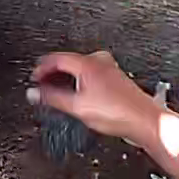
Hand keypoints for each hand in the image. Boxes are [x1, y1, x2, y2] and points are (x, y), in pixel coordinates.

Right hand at [27, 51, 165, 145]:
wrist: (144, 120)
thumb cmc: (118, 112)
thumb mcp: (76, 107)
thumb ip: (52, 98)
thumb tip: (34, 93)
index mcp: (88, 63)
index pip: (56, 58)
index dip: (41, 68)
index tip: (34, 76)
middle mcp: (99, 61)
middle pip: (68, 61)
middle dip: (53, 73)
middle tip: (41, 84)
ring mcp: (108, 69)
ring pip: (79, 68)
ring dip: (66, 78)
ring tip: (56, 91)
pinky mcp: (114, 78)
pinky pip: (89, 74)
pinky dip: (78, 81)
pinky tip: (76, 95)